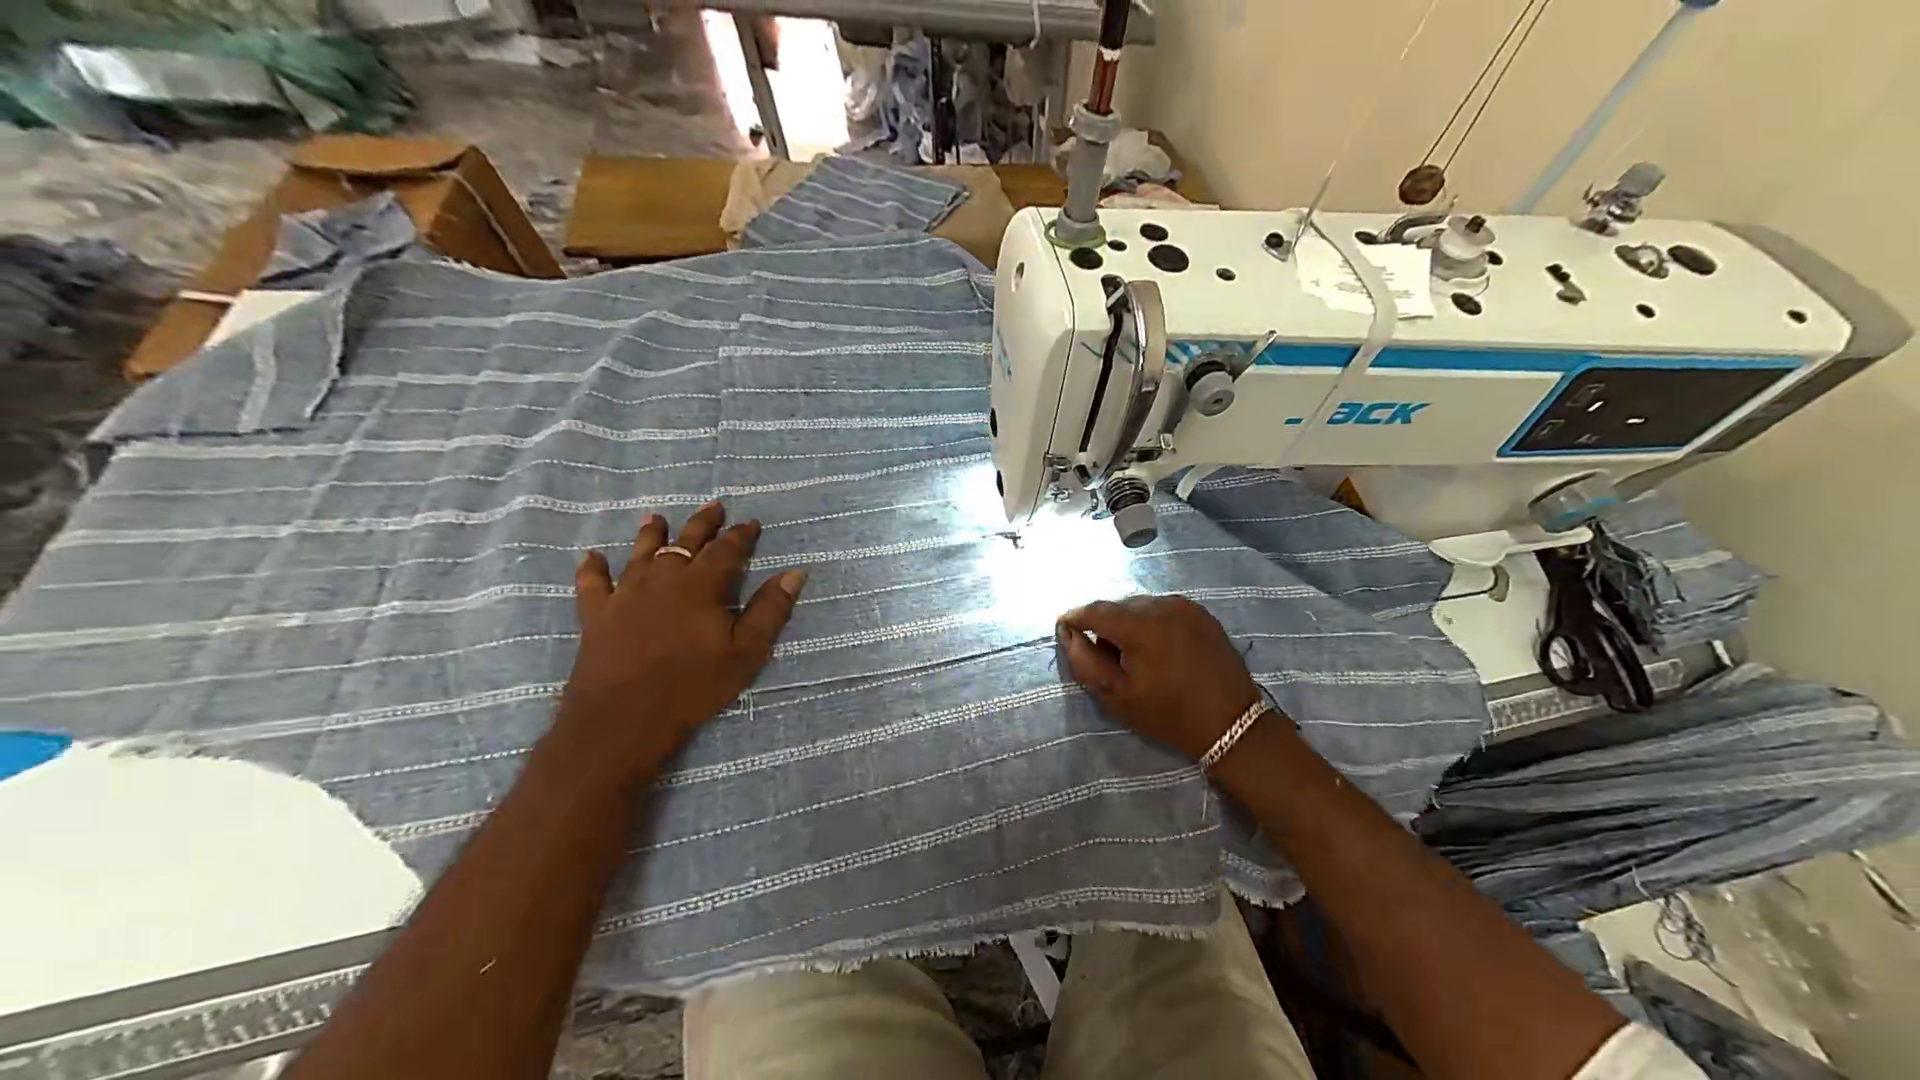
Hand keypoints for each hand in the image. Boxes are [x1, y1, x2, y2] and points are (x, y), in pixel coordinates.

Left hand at [555, 502, 806, 786]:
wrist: (623, 716)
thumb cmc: (692, 686)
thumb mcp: (745, 652)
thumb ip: (769, 610)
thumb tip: (794, 573)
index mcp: (700, 586)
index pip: (726, 550)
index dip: (741, 535)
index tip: (751, 523)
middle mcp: (662, 579)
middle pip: (684, 542)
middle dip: (703, 523)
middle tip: (714, 506)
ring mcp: (625, 594)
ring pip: (640, 553)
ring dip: (651, 534)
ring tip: (656, 518)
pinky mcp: (597, 614)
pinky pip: (593, 583)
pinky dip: (593, 568)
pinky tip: (592, 557)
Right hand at [1056, 595, 1271, 761]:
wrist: (1231, 722)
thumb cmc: (1169, 713)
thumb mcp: (1118, 696)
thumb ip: (1086, 662)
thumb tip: (1069, 634)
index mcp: (1140, 625)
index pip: (1095, 610)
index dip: (1075, 618)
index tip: (1064, 630)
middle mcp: (1162, 605)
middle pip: (1117, 607)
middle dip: (1104, 626)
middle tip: (1105, 656)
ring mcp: (1185, 606)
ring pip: (1139, 606)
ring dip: (1128, 623)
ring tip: (1133, 655)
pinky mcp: (1201, 613)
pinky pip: (1162, 609)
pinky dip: (1151, 623)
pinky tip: (1157, 648)